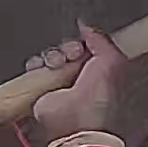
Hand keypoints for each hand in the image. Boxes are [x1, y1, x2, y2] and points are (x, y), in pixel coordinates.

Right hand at [28, 23, 130, 144]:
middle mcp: (79, 75)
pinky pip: (35, 67)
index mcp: (98, 69)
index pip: (86, 45)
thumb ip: (101, 39)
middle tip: (72, 56)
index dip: (83, 41)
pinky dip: (36, 65)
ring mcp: (60, 82)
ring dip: (53, 56)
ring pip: (51, 55)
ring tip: (57, 66)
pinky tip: (43, 69)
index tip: (83, 45)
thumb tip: (85, 25)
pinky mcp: (41, 88)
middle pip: (67, 47)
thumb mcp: (112, 61)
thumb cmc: (99, 98)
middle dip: (68, 48)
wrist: (76, 121)